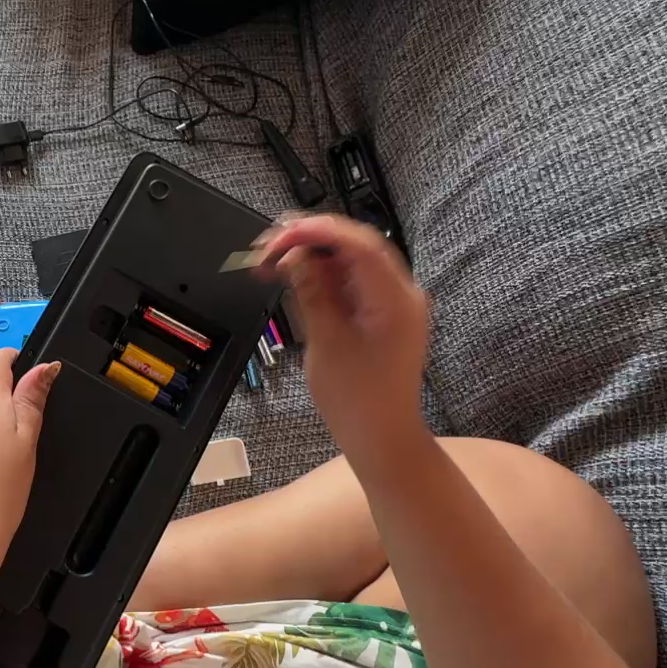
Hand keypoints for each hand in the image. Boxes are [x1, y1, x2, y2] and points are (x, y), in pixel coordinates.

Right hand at [255, 214, 429, 454]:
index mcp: (395, 300)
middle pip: (354, 245)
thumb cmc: (357, 399)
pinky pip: (347, 279)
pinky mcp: (377, 311)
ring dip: (309, 256)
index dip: (317, 232)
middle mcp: (399, 293)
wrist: (380, 436)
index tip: (280, 236)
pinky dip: (318, 275)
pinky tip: (292, 277)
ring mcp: (390, 301)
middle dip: (308, 240)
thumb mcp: (326, 341)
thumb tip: (293, 256)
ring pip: (347, 259)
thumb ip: (311, 292)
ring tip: (271, 263)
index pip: (358, 245)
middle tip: (267, 247)